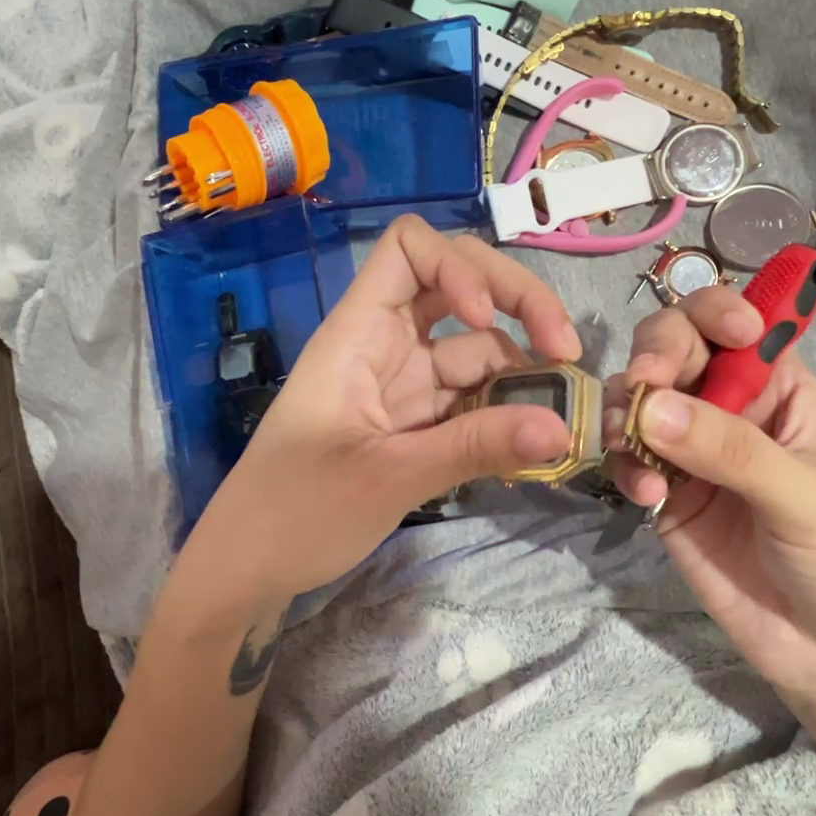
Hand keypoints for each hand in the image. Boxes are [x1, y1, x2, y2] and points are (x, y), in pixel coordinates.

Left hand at [198, 215, 582, 597]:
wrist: (247, 566)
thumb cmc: (295, 512)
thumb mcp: (388, 477)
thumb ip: (474, 448)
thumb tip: (561, 429)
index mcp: (358, 333)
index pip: (408, 248)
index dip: (458, 266)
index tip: (489, 320)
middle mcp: (383, 346)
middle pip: (457, 288)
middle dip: (518, 306)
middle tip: (569, 354)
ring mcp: (399, 385)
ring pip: (472, 351)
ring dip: (519, 373)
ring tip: (565, 416)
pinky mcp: (409, 424)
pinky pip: (467, 400)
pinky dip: (500, 414)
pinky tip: (533, 443)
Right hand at [607, 287, 815, 711]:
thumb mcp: (808, 501)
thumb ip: (732, 451)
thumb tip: (650, 407)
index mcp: (783, 395)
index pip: (738, 330)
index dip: (717, 314)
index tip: (709, 338)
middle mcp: (730, 412)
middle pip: (674, 353)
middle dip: (654, 359)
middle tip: (644, 387)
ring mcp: (691, 454)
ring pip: (637, 403)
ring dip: (626, 414)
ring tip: (636, 453)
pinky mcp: (664, 496)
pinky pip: (626, 461)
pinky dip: (624, 468)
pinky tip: (646, 498)